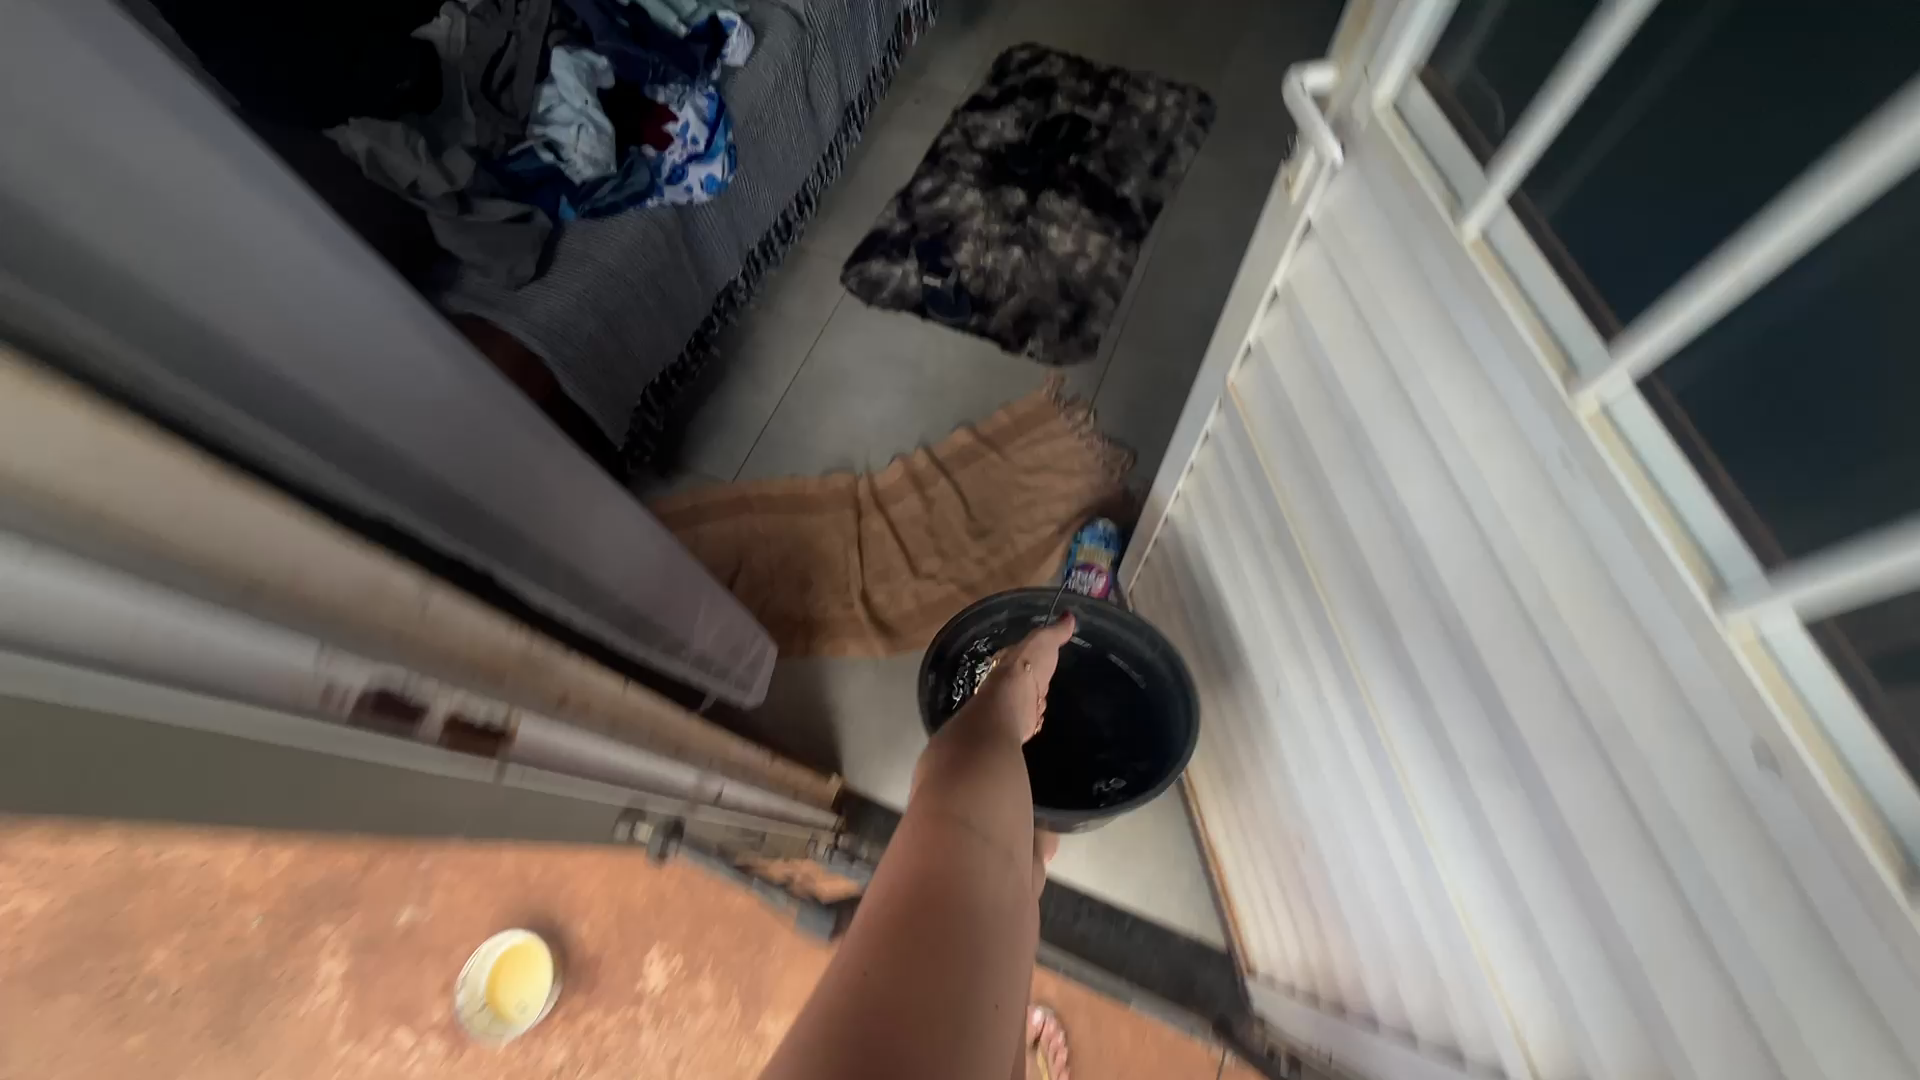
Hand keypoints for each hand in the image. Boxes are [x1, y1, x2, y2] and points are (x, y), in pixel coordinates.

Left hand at [984, 613, 1075, 742]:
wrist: (1011, 704)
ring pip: (1027, 700)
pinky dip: (1033, 719)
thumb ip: (1055, 632)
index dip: (1032, 658)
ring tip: (1042, 702)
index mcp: (1009, 659)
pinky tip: (1038, 719)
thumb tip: (1069, 615)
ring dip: (1034, 703)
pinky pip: (1028, 720)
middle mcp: (1006, 681)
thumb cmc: (1026, 667)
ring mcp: (1010, 703)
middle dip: (1034, 683)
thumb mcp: (1043, 642)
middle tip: (1045, 684)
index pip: (1021, 657)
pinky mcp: (1015, 723)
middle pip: (1024, 680)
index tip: (1044, 659)